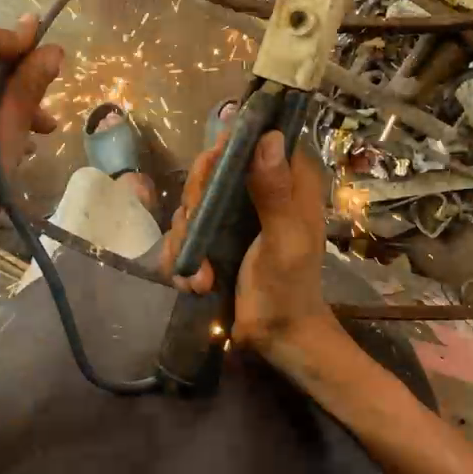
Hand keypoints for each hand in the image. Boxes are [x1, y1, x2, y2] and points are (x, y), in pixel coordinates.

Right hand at [165, 130, 335, 354]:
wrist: (276, 337)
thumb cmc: (290, 288)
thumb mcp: (286, 240)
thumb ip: (275, 192)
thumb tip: (267, 137)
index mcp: (287, 180)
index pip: (254, 138)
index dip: (227, 147)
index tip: (208, 172)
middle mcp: (258, 190)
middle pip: (209, 170)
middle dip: (196, 203)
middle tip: (196, 229)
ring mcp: (231, 216)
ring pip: (190, 204)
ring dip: (188, 242)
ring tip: (203, 277)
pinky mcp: (212, 240)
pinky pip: (182, 234)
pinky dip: (183, 259)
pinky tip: (196, 283)